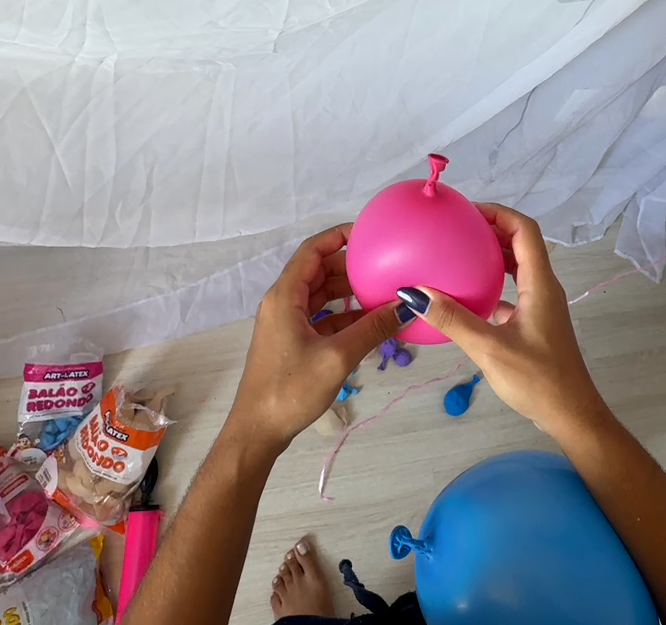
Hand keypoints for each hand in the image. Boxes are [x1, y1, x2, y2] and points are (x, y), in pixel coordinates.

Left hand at [225, 225, 406, 451]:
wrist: (256, 433)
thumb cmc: (290, 389)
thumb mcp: (337, 357)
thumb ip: (373, 328)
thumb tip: (409, 306)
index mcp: (285, 295)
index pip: (313, 250)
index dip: (339, 235)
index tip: (369, 231)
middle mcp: (282, 302)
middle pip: (318, 270)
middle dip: (350, 264)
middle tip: (384, 262)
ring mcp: (286, 322)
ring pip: (320, 294)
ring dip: (348, 290)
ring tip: (382, 288)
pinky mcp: (292, 341)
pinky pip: (320, 315)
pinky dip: (343, 313)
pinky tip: (369, 320)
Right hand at [407, 203, 612, 440]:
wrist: (572, 416)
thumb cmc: (538, 380)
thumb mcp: (490, 349)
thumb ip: (454, 320)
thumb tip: (415, 293)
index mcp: (540, 283)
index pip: (525, 230)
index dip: (499, 213)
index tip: (468, 210)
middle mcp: (544, 287)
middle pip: (521, 243)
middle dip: (491, 230)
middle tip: (457, 228)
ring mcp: (541, 306)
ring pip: (517, 267)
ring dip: (492, 256)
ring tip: (458, 254)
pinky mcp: (535, 324)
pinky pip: (513, 291)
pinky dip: (492, 285)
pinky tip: (466, 297)